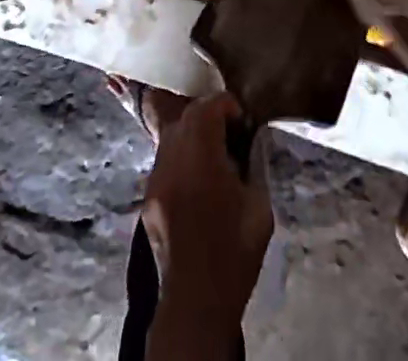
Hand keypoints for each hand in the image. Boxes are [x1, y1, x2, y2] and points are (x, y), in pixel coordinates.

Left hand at [141, 94, 271, 331]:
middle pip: (182, 118)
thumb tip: (249, 145)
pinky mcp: (147, 201)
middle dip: (207, 116)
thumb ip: (253, 164)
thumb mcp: (259, 204)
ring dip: (192, 136)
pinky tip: (200, 182)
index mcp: (200, 161)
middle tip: (231, 133)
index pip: (205, 109)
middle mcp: (170, 165)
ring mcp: (154, 183)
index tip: (242, 121)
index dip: (225, 105)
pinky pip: (164, 163)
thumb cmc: (235, 251)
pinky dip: (182, 159)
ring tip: (216, 156)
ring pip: (168, 139)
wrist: (197, 301)